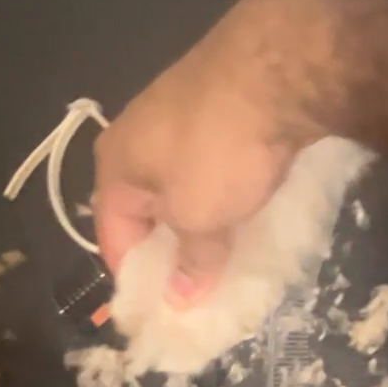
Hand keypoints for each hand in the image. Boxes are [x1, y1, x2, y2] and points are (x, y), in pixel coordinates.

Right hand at [92, 0, 330, 300]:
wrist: (275, 72)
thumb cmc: (218, 150)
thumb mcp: (198, 216)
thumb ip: (189, 260)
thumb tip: (178, 299)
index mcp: (116, 166)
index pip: (112, 237)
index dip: (133, 278)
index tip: (157, 315)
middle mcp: (138, 142)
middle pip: (146, 216)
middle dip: (168, 258)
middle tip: (195, 298)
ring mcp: (179, 126)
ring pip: (182, 197)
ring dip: (199, 233)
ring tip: (222, 271)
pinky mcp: (219, 118)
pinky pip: (213, 178)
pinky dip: (223, 208)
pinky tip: (243, 228)